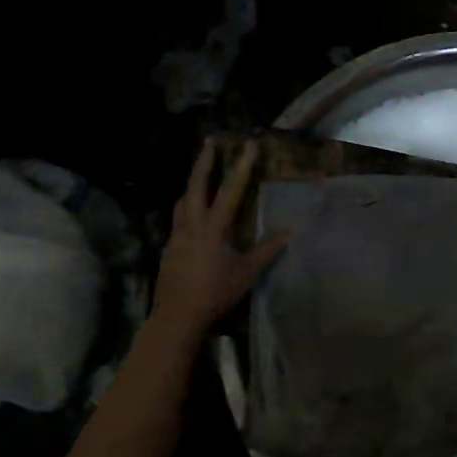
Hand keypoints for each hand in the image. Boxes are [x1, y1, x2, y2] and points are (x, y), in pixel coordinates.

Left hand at [151, 139, 288, 331]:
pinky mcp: (168, 248)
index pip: (231, 190)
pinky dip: (185, 210)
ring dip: (191, 185)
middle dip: (204, 161)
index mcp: (213, 228)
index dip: (242, 166)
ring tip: (198, 178)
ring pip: (182, 201)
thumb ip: (266, 251)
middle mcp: (192, 225)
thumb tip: (288, 233)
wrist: (177, 316)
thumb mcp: (246, 273)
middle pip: (196, 185)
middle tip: (210, 141)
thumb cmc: (216, 293)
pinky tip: (191, 219)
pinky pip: (177, 220)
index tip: (249, 144)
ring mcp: (176, 235)